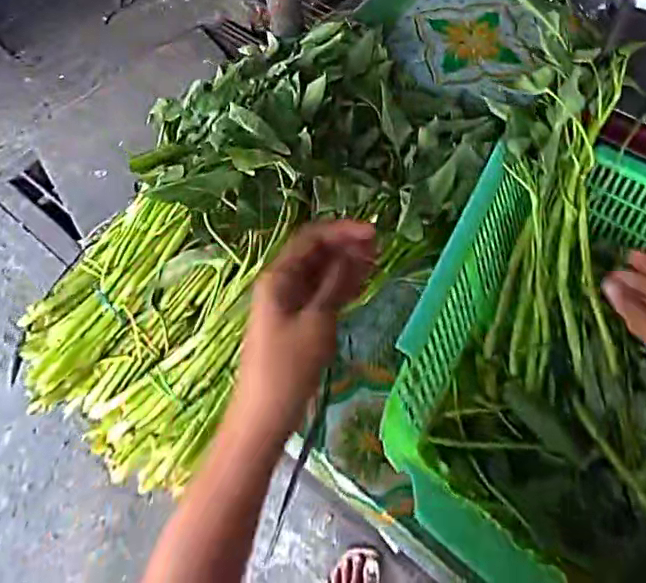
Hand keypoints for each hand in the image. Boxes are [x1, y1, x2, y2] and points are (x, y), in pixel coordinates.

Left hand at [234, 219, 375, 438]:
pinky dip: (344, 283)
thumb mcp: (317, 320)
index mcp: (279, 276)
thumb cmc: (288, 367)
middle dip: (348, 244)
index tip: (373, 232)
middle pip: (318, 251)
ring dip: (349, 262)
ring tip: (378, 259)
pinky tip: (366, 280)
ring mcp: (292, 301)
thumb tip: (354, 251)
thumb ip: (335, 281)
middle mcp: (284, 283)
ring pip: (324, 271)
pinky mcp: (302, 319)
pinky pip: (325, 290)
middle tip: (379, 246)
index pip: (312, 237)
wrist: (265, 417)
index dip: (343, 230)